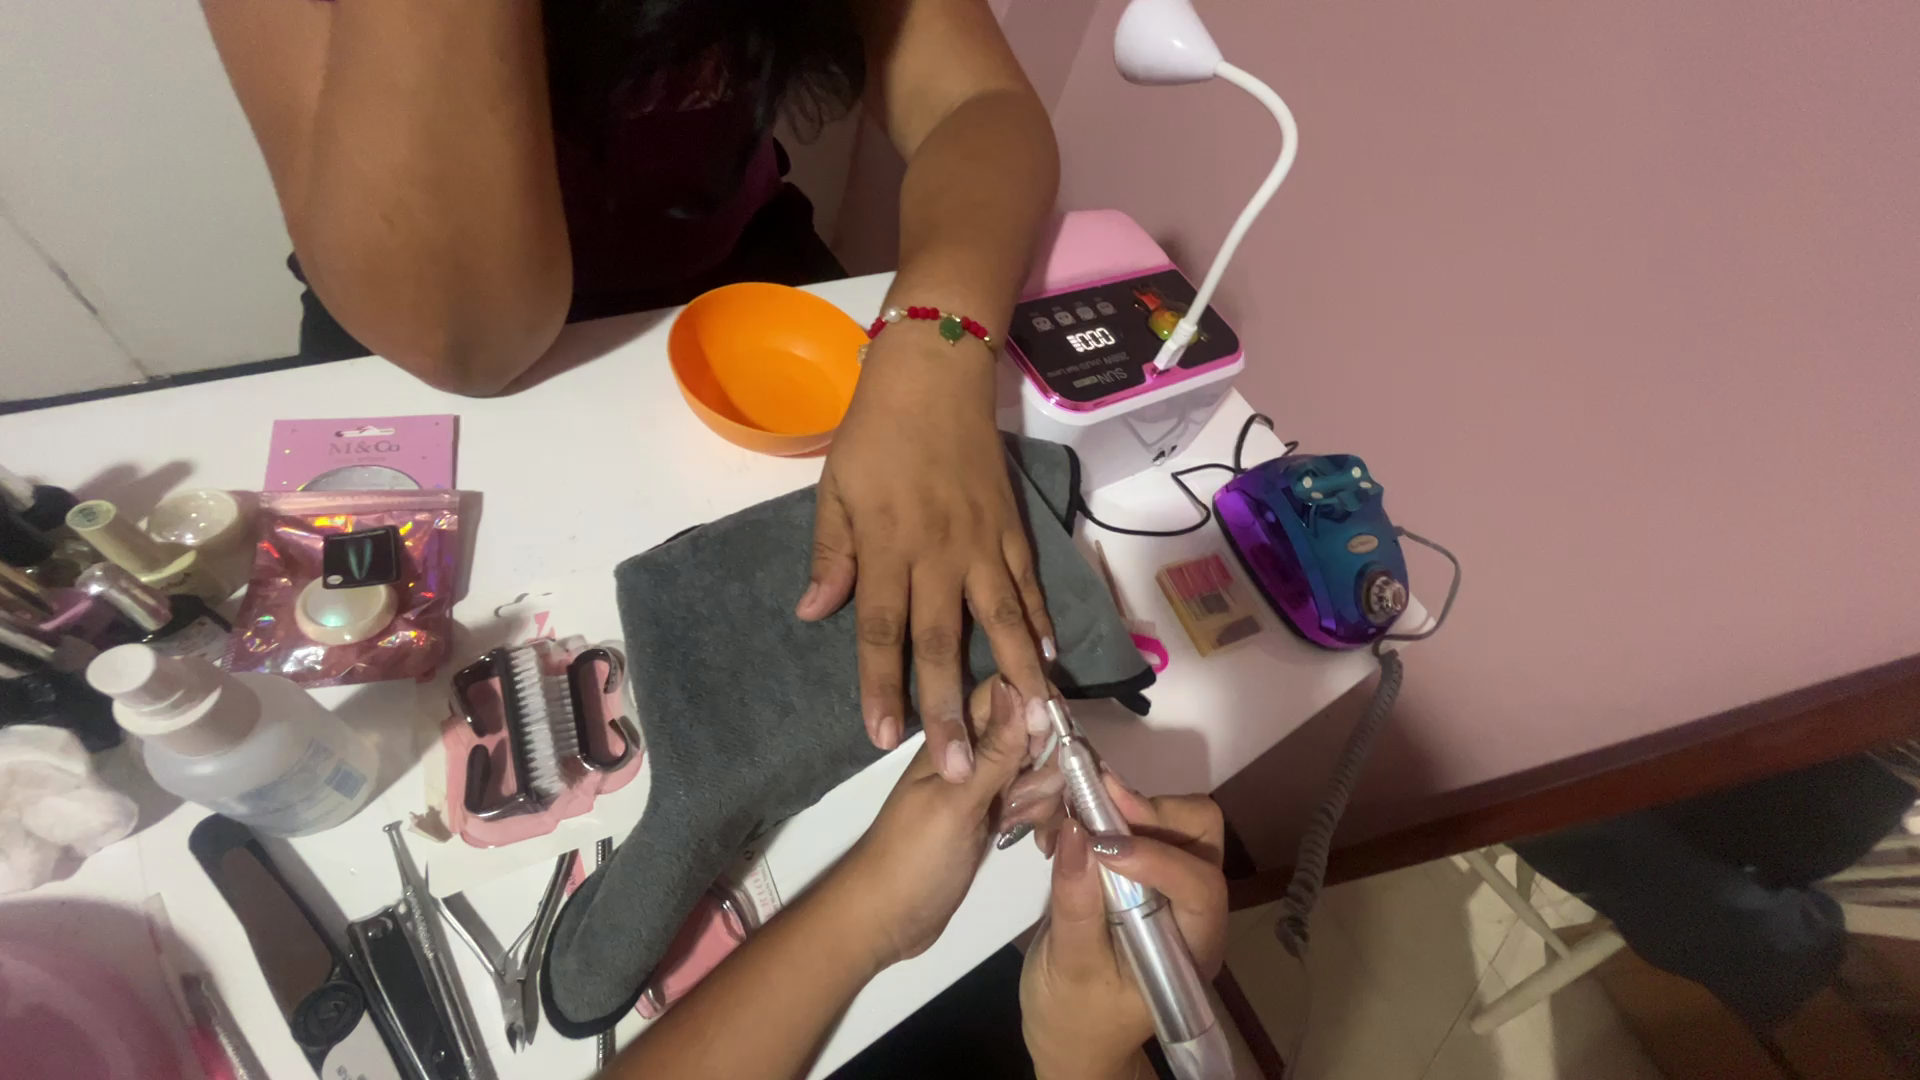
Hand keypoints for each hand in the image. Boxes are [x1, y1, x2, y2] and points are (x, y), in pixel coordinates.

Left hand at [797, 321, 1054, 781]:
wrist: (934, 375)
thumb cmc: (874, 433)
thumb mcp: (835, 488)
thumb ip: (831, 554)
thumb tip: (814, 615)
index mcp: (888, 547)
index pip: (882, 631)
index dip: (880, 687)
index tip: (880, 739)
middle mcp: (939, 555)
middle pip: (943, 641)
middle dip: (949, 707)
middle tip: (959, 767)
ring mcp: (984, 543)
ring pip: (1002, 620)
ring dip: (1016, 676)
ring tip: (1031, 725)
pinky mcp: (1014, 528)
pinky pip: (1028, 583)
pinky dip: (1040, 621)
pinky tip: (1051, 656)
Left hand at [826, 677, 1031, 968]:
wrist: (886, 919)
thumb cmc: (913, 858)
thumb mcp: (957, 802)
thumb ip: (995, 749)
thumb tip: (1017, 683)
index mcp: (955, 734)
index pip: (1008, 690)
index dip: (1038, 703)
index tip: (1054, 741)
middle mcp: (973, 749)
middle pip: (1033, 729)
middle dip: (1046, 762)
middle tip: (1024, 801)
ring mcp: (985, 782)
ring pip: (1038, 766)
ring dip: (1045, 795)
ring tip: (1022, 827)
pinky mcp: (993, 812)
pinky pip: (1033, 798)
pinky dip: (1043, 816)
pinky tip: (1040, 843)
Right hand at [1020, 784, 1229, 1079]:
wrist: (1068, 1028)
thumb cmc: (1075, 1012)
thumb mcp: (1071, 964)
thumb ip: (1076, 902)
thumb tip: (1076, 831)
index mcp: (1193, 943)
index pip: (1199, 884)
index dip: (1156, 855)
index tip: (1101, 842)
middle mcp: (1192, 904)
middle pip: (1199, 832)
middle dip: (1148, 811)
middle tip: (1094, 801)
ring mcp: (1169, 880)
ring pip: (1170, 815)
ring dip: (1123, 803)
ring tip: (1074, 809)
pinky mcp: (1142, 864)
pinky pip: (1137, 817)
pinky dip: (1107, 806)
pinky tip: (1071, 820)